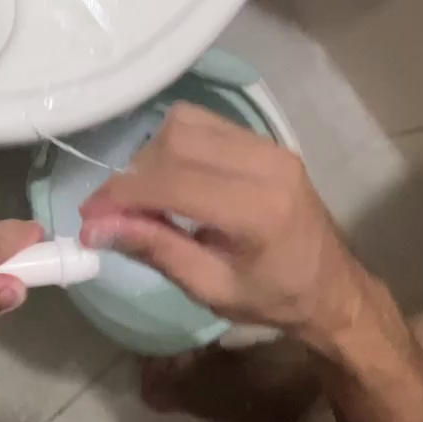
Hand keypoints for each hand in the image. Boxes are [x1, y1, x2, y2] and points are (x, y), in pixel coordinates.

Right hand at [78, 103, 404, 361]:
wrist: (332, 286)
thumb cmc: (273, 298)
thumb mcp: (209, 288)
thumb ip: (154, 249)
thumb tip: (95, 228)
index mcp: (260, 210)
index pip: (174, 182)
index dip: (122, 194)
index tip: (89, 215)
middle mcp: (267, 164)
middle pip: (176, 141)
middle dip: (134, 175)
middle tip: (115, 212)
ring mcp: (269, 144)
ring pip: (186, 123)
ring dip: (152, 156)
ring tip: (146, 195)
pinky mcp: (265, 139)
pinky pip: (204, 122)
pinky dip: (175, 144)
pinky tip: (172, 177)